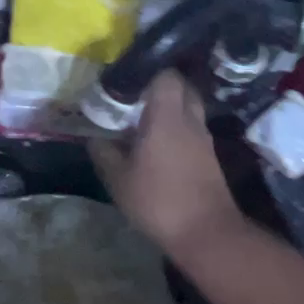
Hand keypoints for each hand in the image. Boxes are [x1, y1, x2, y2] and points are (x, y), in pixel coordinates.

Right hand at [89, 70, 251, 257]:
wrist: (207, 233)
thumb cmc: (158, 201)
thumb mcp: (118, 179)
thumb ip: (104, 153)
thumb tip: (93, 137)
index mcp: (166, 117)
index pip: (165, 76)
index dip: (147, 71)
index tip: (126, 78)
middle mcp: (189, 121)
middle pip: (181, 87)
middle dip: (160, 86)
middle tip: (134, 97)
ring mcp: (203, 139)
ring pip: (189, 108)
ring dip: (169, 108)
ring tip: (142, 120)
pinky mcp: (209, 156)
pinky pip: (192, 128)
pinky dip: (177, 127)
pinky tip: (157, 143)